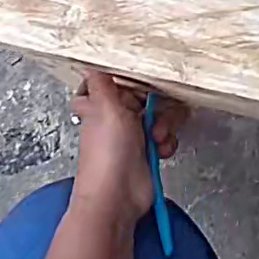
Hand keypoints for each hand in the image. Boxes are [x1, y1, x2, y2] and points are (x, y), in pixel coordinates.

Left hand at [69, 71, 188, 226]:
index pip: (114, 85)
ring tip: (157, 137)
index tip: (139, 82)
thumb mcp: (105, 110)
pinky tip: (161, 149)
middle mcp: (118, 119)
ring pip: (162, 115)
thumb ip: (102, 85)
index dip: (127, 82)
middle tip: (154, 113)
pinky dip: (168, 141)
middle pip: (147, 97)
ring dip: (167, 124)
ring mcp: (135, 135)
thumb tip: (89, 64)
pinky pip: (169, 135)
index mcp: (103, 107)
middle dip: (159, 104)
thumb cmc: (107, 154)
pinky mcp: (151, 149)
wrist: (119, 194)